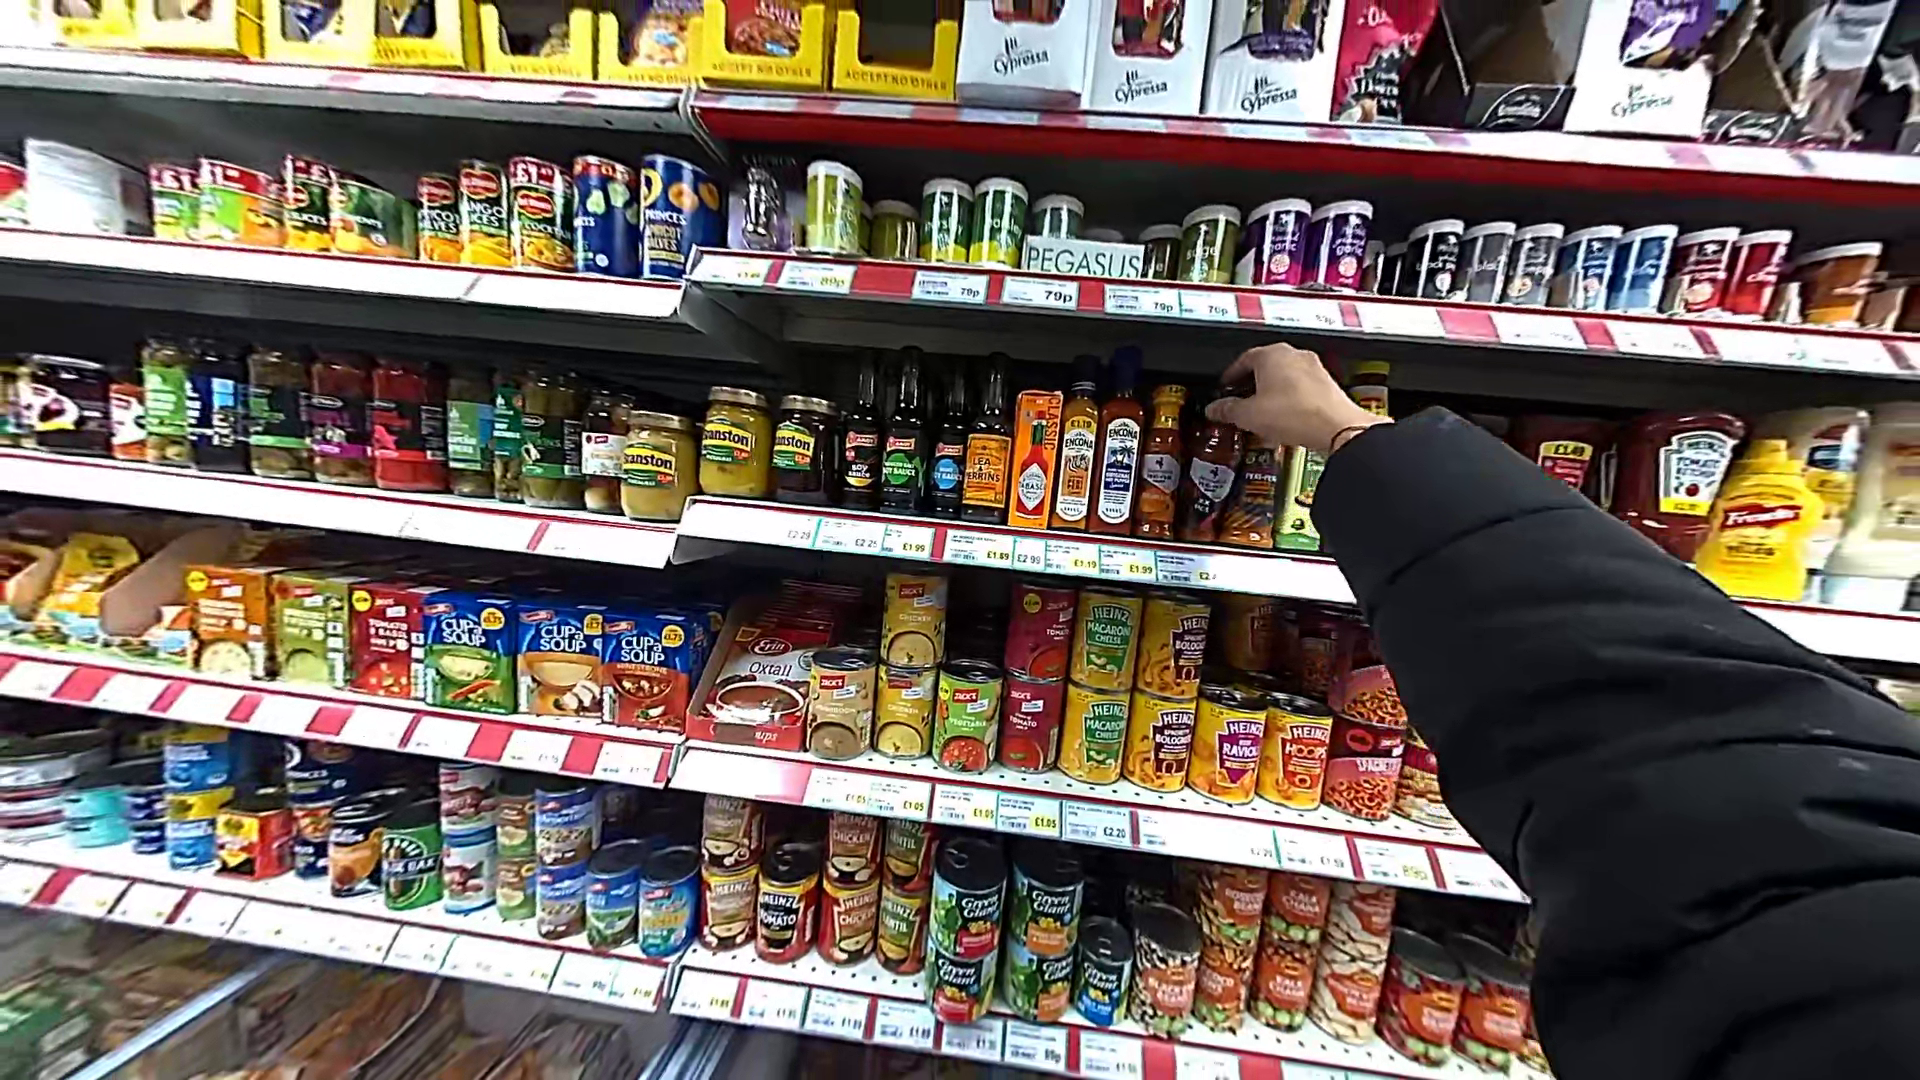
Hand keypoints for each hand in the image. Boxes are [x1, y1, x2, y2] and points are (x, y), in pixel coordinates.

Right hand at [1205, 343, 1390, 452]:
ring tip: (1259, 410)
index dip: (1230, 375)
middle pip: (1264, 366)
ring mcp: (1313, 368)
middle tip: (1239, 399)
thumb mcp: (1247, 415)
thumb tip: (1215, 408)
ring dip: (1269, 390)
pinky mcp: (1325, 384)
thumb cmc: (1295, 413)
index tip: (1225, 386)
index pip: (1243, 359)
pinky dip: (1286, 398)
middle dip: (1250, 383)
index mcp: (1272, 354)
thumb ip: (1227, 409)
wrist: (1334, 427)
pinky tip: (1281, 416)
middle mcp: (1294, 355)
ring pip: (1283, 376)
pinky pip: (1299, 387)